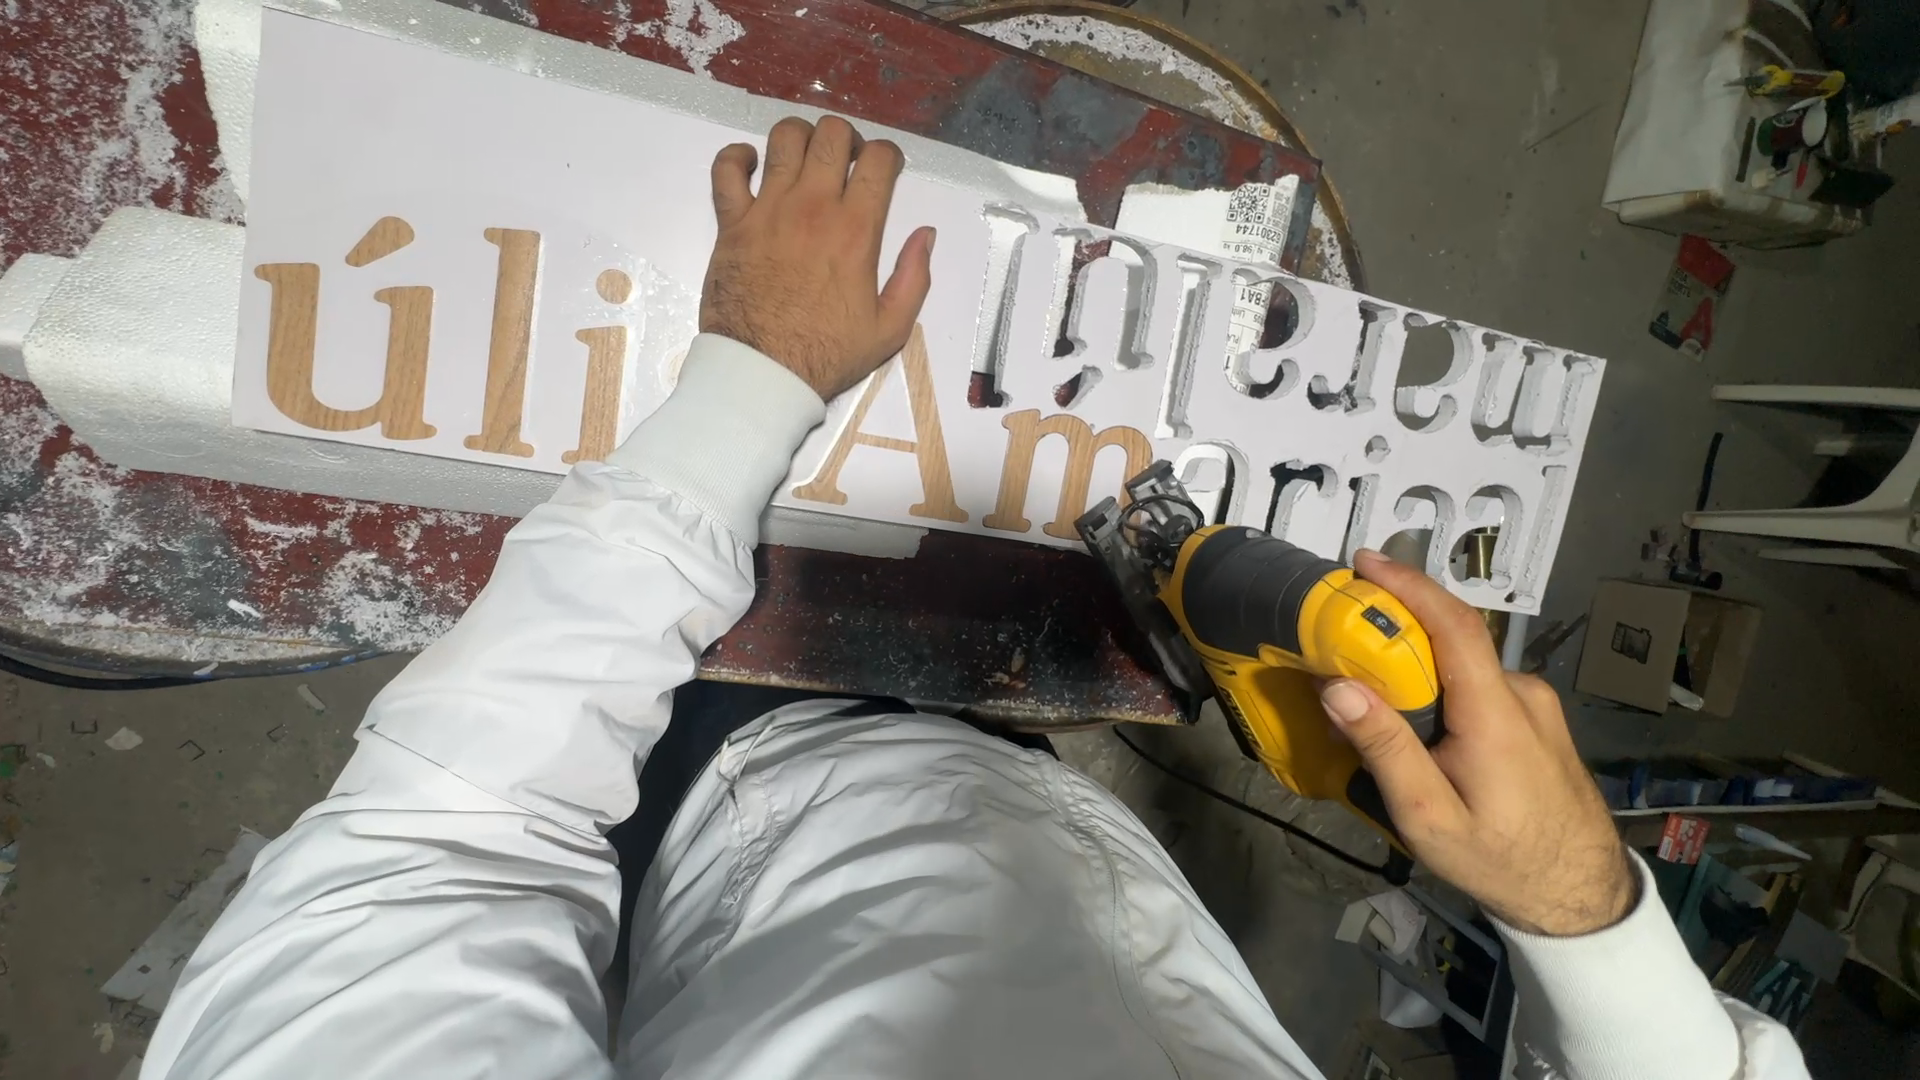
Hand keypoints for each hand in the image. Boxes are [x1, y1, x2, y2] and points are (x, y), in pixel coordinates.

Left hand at [701, 115, 936, 399]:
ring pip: (784, 137)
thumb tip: (925, 235)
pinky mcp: (732, 221)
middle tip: (849, 165)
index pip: (878, 160)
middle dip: (848, 139)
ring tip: (807, 162)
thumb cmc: (829, 355)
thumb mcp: (890, 329)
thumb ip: (914, 279)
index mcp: (855, 230)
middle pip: (832, 135)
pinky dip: (738, 157)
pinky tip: (752, 167)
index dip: (889, 156)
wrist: (765, 372)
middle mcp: (812, 206)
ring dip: (802, 138)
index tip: (888, 171)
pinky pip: (726, 167)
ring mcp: (768, 209)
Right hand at [1319, 550, 1637, 936]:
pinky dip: (1435, 683)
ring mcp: (1534, 705)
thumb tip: (1335, 684)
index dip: (1410, 585)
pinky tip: (1412, 719)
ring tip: (1365, 691)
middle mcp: (1520, 694)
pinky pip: (1474, 683)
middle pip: (1450, 640)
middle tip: (1338, 635)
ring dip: (1411, 662)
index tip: (1365, 561)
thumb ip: (1384, 747)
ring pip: (1460, 664)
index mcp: (1496, 713)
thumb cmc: (1499, 858)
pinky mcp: (1535, 719)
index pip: (1455, 627)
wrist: (1583, 901)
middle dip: (1392, 625)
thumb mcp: (1428, 815)